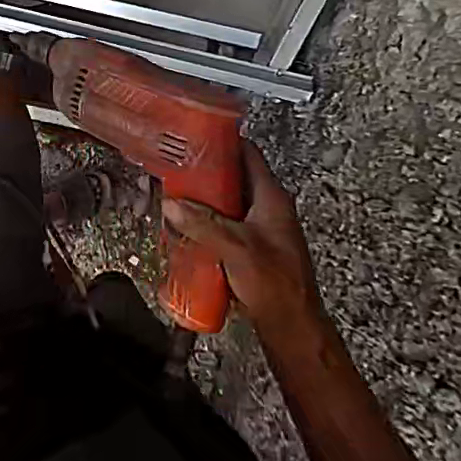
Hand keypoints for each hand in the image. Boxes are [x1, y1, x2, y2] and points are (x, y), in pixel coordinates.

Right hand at [163, 140, 322, 336]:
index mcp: (271, 198)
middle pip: (232, 177)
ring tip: (171, 193)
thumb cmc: (273, 282)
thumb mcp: (236, 247)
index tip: (194, 133)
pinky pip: (222, 223)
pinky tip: (182, 225)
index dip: (224, 140)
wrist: (291, 326)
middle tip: (172, 165)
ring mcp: (258, 227)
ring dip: (200, 198)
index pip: (249, 154)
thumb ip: (202, 224)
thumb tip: (169, 203)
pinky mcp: (249, 246)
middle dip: (202, 171)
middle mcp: (266, 207)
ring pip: (225, 201)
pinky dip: (203, 220)